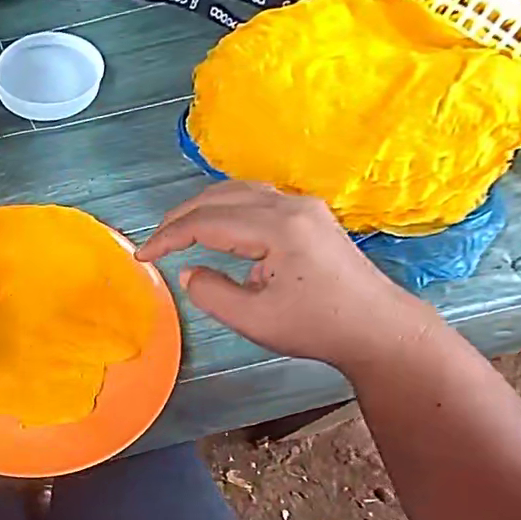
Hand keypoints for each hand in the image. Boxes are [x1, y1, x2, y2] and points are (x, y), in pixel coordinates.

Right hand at [136, 181, 442, 370]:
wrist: (378, 328)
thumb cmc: (318, 327)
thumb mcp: (254, 320)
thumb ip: (211, 293)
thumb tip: (189, 272)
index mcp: (278, 227)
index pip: (207, 221)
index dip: (168, 237)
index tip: (142, 256)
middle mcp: (290, 205)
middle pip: (221, 197)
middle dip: (180, 217)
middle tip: (154, 242)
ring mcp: (304, 206)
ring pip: (239, 192)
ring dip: (203, 208)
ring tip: (177, 231)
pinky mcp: (310, 216)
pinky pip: (257, 199)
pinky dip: (226, 209)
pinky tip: (217, 227)